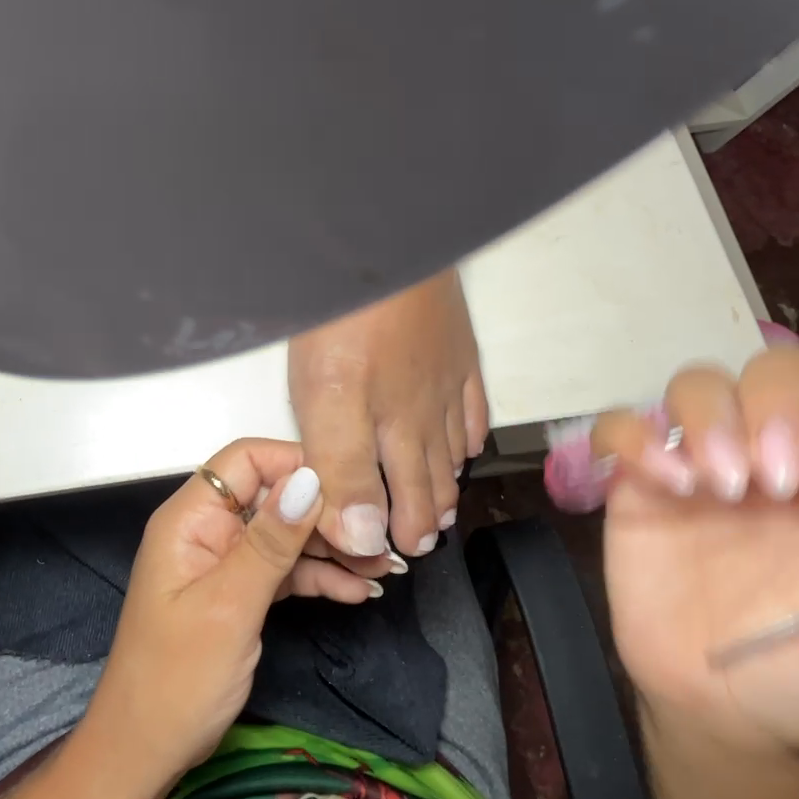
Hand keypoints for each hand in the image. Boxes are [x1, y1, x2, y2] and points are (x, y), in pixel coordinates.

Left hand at [78, 439, 375, 797]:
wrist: (146, 752)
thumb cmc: (177, 678)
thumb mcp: (229, 605)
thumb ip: (271, 541)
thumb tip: (310, 477)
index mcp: (189, 518)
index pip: (246, 460)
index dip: (298, 464)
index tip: (353, 490)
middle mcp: (206, 530)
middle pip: (272, 497)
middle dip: (325, 513)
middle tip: (381, 540)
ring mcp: (223, 562)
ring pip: (283, 536)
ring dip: (330, 549)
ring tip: (383, 567)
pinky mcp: (238, 593)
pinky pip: (283, 571)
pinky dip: (318, 578)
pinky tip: (357, 591)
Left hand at [288, 268, 486, 560]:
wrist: (390, 243)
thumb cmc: (347, 322)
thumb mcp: (327, 401)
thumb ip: (346, 470)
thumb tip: (366, 537)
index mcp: (390, 432)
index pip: (401, 498)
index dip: (399, 531)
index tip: (399, 555)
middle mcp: (426, 414)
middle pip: (430, 477)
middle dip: (425, 514)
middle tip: (422, 540)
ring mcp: (446, 379)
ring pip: (450, 446)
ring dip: (445, 480)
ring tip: (442, 504)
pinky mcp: (455, 347)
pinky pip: (471, 405)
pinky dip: (469, 434)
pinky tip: (468, 441)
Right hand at [596, 346, 798, 753]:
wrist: (719, 709)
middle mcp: (787, 456)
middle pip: (781, 370)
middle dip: (779, 403)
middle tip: (778, 477)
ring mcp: (706, 462)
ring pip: (698, 383)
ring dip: (710, 418)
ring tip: (719, 488)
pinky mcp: (639, 480)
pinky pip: (623, 423)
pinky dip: (637, 436)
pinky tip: (661, 484)